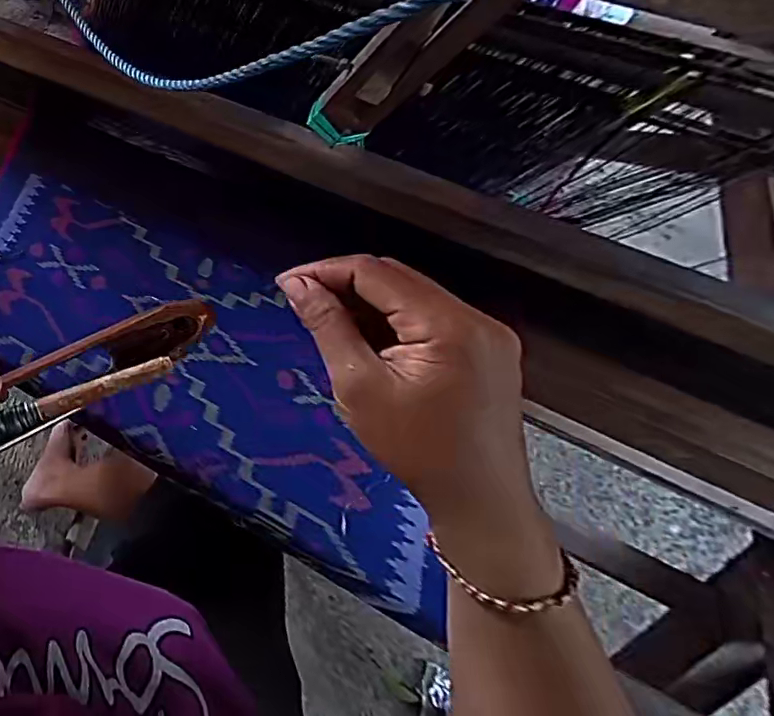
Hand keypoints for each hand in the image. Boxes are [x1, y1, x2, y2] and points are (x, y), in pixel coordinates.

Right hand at [275, 256, 532, 531]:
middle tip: (301, 298)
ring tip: (325, 317)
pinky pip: (426, 314)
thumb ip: (327, 325)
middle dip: (342, 282)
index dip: (324, 271)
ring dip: (364, 299)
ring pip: (409, 293)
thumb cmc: (416, 449)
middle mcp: (475, 318)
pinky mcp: (484, 348)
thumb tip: (297, 284)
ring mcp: (485, 333)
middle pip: (394, 277)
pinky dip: (389, 317)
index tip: (287, 283)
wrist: (481, 503)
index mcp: (449, 324)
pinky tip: (363, 335)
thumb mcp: (358, 385)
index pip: (374, 272)